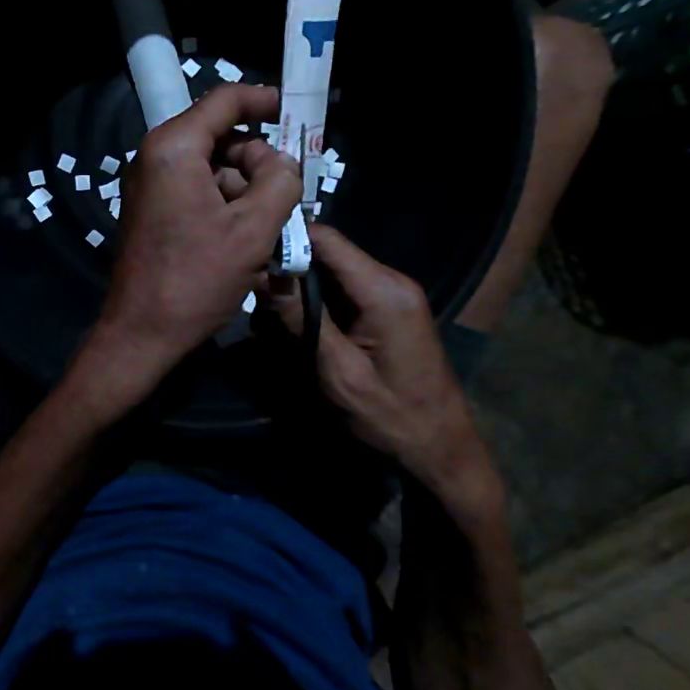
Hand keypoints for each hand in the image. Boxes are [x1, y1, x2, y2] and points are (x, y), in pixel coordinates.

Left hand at [91, 84, 300, 380]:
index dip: (265, 101)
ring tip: (270, 229)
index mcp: (174, 148)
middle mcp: (155, 157)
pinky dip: (226, 206)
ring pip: (213, 168)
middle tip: (289, 193)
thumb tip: (282, 160)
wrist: (142, 331)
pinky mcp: (152, 210)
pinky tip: (247, 241)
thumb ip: (279, 181)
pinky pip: (198, 191)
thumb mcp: (253, 229)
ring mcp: (150, 185)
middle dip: (259, 161)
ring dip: (246, 190)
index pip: (225, 101)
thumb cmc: (195, 279)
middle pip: (221, 137)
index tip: (298, 114)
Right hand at [272, 224, 504, 523]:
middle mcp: (390, 281)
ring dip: (297, 292)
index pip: (326, 239)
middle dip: (286, 272)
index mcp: (383, 290)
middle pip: (326, 254)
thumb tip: (263, 276)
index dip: (285, 240)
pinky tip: (295, 332)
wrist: (441, 450)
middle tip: (252, 300)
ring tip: (269, 325)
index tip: (248, 257)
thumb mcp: (338, 371)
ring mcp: (391, 294)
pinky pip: (342, 292)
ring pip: (329, 273)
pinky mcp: (386, 310)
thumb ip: (301, 319)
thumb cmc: (391, 416)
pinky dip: (315, 305)